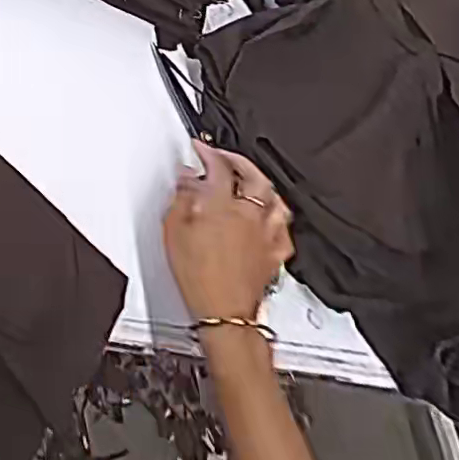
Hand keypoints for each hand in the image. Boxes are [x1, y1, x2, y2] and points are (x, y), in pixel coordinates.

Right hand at [165, 142, 293, 321]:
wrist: (223, 310)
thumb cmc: (198, 274)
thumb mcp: (174, 228)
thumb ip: (182, 198)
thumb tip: (188, 179)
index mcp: (223, 205)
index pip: (219, 167)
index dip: (208, 152)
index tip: (200, 148)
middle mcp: (250, 215)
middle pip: (254, 176)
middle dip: (238, 161)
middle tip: (225, 157)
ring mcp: (266, 234)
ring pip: (275, 199)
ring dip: (262, 184)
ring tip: (250, 180)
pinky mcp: (276, 253)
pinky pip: (283, 226)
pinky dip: (275, 214)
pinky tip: (268, 215)